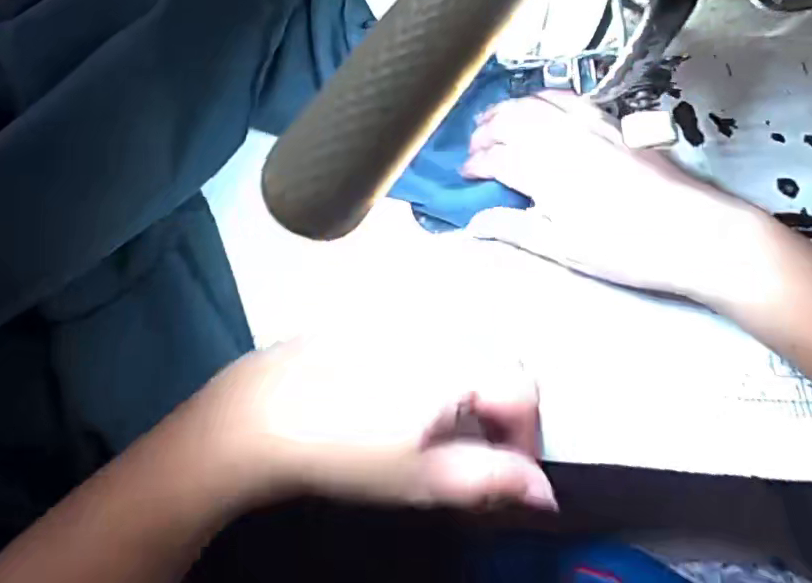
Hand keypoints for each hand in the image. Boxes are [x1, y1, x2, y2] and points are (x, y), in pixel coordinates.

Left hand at [182, 334, 555, 512]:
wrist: (267, 409)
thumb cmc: (348, 450)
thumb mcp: (426, 479)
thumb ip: (494, 480)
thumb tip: (543, 489)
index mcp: (453, 363)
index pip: (524, 389)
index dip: (527, 437)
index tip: (508, 475)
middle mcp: (432, 330)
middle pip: (491, 367)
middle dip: (496, 417)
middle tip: (470, 461)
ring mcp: (397, 321)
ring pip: (455, 356)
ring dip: (462, 398)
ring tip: (430, 438)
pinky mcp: (368, 322)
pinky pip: (419, 345)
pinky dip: (427, 377)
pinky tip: (392, 408)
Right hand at [459, 91, 785, 304]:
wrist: (700, 234)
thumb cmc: (629, 248)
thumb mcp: (565, 249)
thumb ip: (514, 229)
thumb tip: (474, 224)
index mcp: (544, 172)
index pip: (495, 158)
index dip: (475, 164)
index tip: (466, 174)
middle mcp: (560, 140)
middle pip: (507, 123)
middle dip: (483, 133)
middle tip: (474, 148)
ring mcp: (586, 126)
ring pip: (531, 105)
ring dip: (505, 110)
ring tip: (491, 119)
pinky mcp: (610, 123)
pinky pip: (566, 98)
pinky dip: (542, 96)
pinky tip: (536, 102)